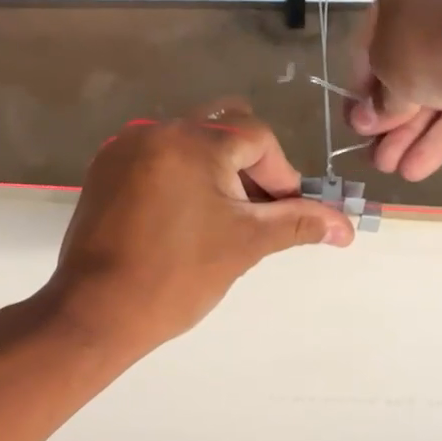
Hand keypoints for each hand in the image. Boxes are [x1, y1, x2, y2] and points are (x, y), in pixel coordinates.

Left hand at [45, 100, 353, 353]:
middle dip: (250, 162)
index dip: (281, 174)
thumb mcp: (247, 244)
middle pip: (223, 127)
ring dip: (216, 168)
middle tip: (256, 207)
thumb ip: (299, 223)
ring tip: (224, 217)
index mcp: (193, 142)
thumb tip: (345, 227)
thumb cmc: (179, 277)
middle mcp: (157, 131)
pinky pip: (158, 156)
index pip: (257, 137)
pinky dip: (182, 175)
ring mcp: (125, 148)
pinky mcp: (105, 170)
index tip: (284, 212)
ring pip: (190, 140)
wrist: (96, 313)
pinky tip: (185, 218)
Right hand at [348, 0, 441, 180]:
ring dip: (409, 134)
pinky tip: (417, 169)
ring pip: (434, 91)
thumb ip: (376, 98)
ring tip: (391, 170)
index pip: (371, 42)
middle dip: (388, 120)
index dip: (360, 86)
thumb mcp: (386, 70)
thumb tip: (367, 118)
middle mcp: (438, 6)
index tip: (355, 120)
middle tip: (372, 154)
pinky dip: (439, 134)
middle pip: (405, 71)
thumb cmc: (423, 42)